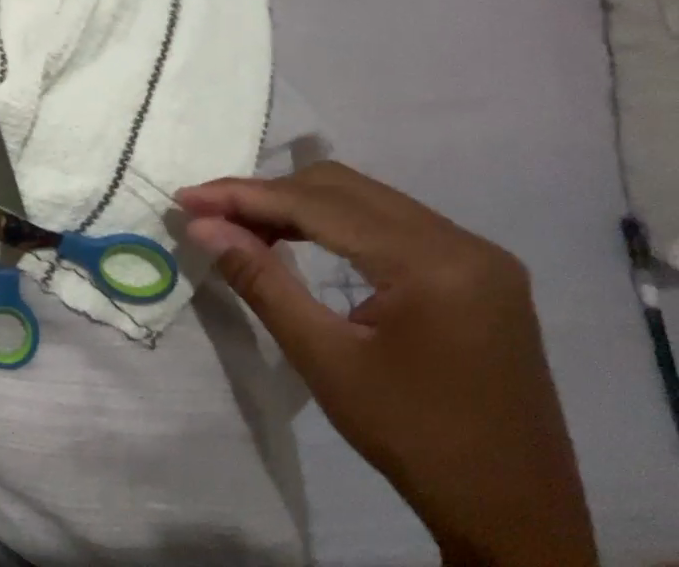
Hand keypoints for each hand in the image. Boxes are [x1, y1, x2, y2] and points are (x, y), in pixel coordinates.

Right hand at [177, 163, 596, 566]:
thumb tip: (202, 226)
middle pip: (345, 188)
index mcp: (434, 263)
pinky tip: (296, 241)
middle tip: (208, 214)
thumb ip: (261, 280)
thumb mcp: (323, 357)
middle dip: (269, 194)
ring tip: (240, 227)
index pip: (320, 205)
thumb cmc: (412, 435)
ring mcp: (477, 257)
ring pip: (366, 200)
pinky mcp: (477, 276)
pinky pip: (391, 225)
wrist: (512, 510)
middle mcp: (464, 244)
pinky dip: (334, 224)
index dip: (245, 196)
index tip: (185, 199)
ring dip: (298, 205)